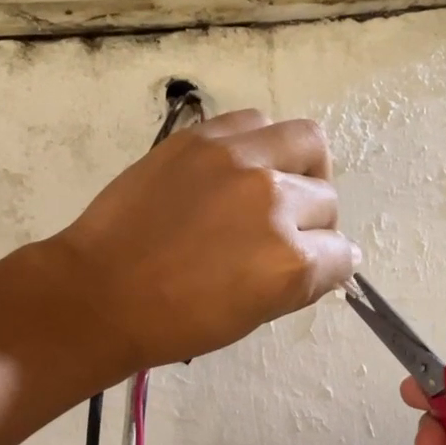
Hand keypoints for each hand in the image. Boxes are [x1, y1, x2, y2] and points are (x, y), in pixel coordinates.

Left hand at [47, 109, 360, 370]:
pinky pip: (257, 122)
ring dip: (301, 169)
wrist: (102, 293)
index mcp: (290, 263)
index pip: (342, 254)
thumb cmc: (176, 323)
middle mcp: (275, 203)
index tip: (312, 267)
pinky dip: (261, 143)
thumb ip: (296, 282)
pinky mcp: (203, 138)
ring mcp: (238, 161)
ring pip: (307, 144)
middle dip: (314, 224)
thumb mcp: (252, 316)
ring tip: (274, 186)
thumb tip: (326, 259)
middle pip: (328, 200)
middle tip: (281, 235)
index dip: (329, 265)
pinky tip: (240, 166)